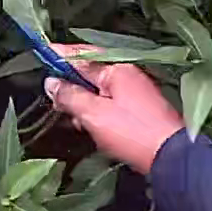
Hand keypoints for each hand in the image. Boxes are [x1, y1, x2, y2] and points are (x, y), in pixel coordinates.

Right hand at [42, 44, 184, 174]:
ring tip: (73, 119)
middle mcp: (127, 75)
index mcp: (118, 69)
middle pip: (89, 73)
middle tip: (54, 100)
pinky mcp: (138, 110)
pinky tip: (90, 127)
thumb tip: (51, 82)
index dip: (60, 54)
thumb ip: (69, 95)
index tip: (41, 51)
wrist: (171, 159)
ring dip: (82, 102)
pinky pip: (109, 104)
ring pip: (98, 90)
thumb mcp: (93, 113)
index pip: (82, 55)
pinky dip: (95, 112)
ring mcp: (135, 92)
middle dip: (69, 85)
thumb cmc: (131, 132)